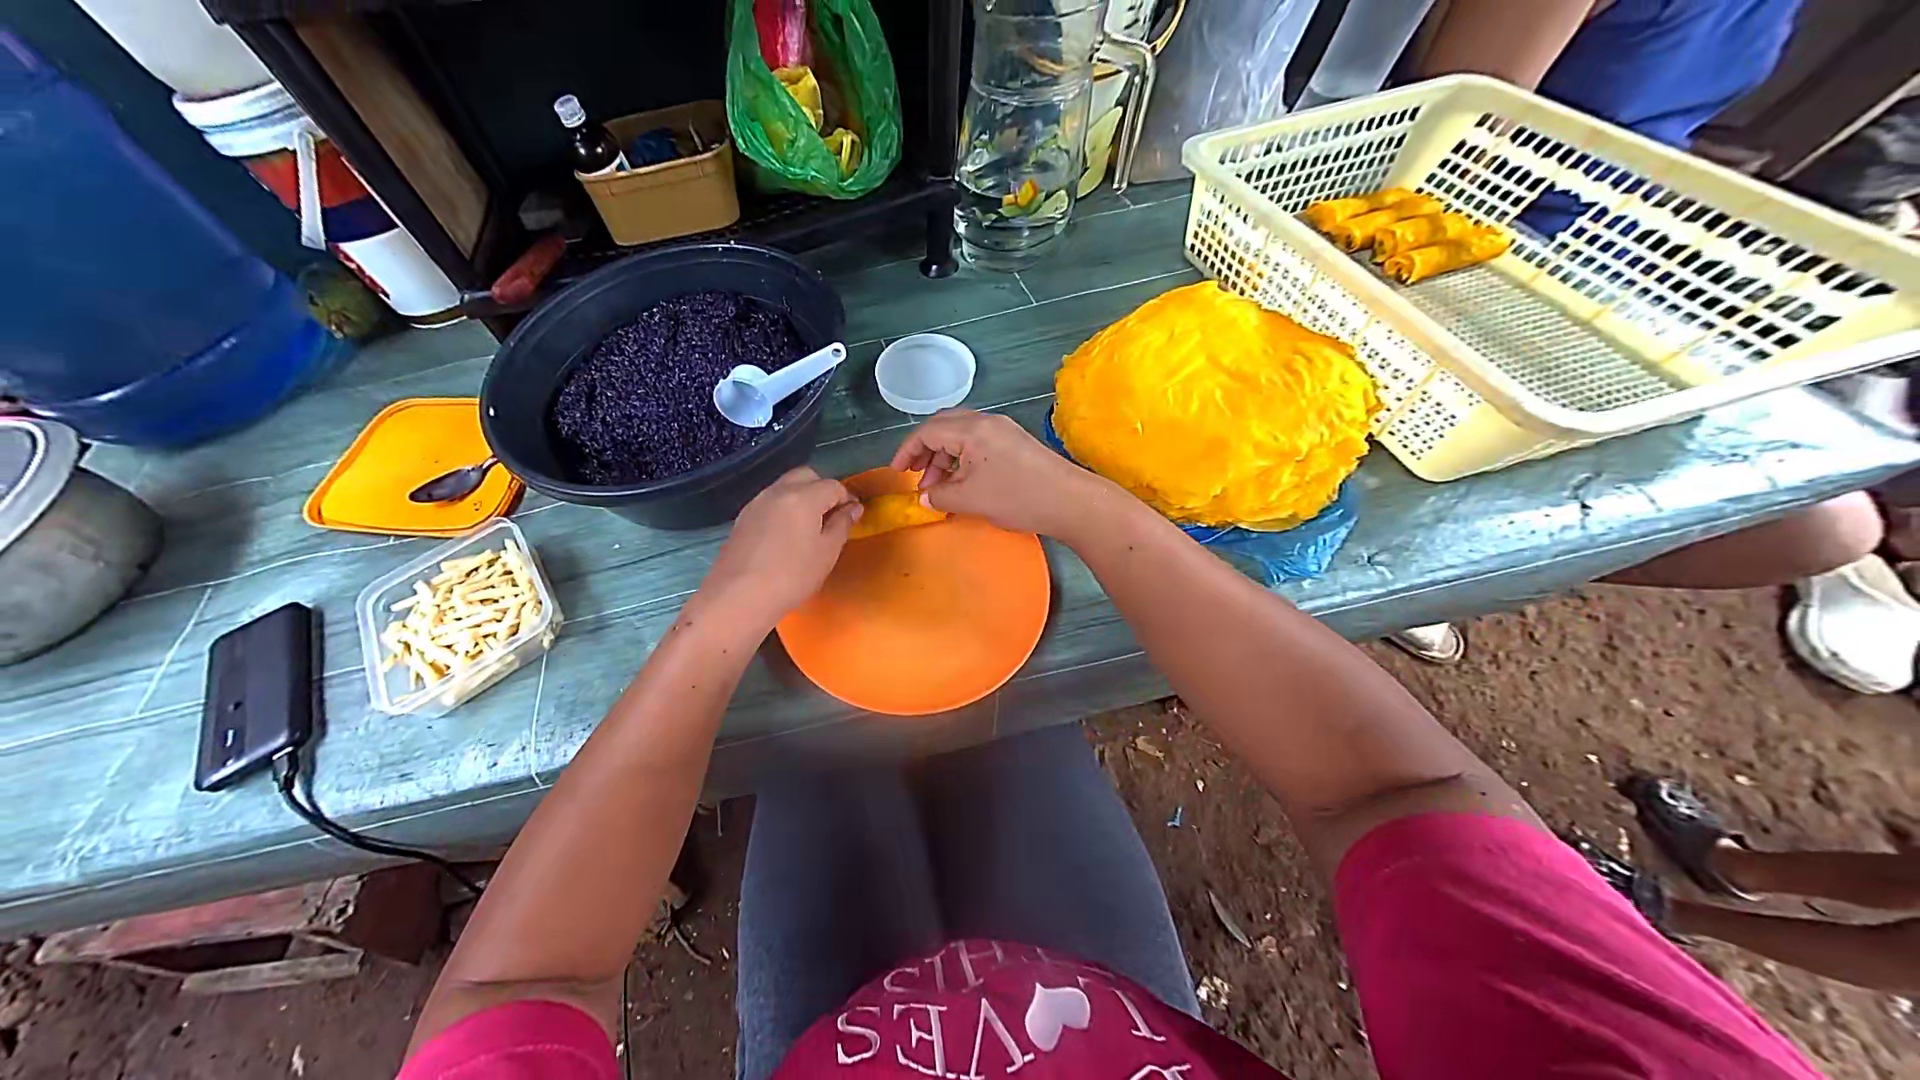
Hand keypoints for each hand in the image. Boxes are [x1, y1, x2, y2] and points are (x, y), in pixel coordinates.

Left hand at [698, 467, 861, 629]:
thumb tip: (853, 508)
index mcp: (803, 496)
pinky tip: (785, 536)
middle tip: (829, 517)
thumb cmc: (792, 576)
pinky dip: (783, 510)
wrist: (739, 597)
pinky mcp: (742, 518)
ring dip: (801, 498)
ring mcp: (756, 503)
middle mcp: (778, 491)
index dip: (846, 499)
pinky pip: (770, 503)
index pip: (833, 486)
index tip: (851, 518)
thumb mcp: (827, 553)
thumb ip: (842, 525)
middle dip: (822, 490)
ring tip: (808, 528)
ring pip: (785, 487)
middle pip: (806, 476)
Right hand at [889, 410, 1118, 540]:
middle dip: (925, 449)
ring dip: (944, 455)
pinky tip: (963, 480)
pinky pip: (978, 441)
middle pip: (944, 425)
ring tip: (939, 484)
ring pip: (961, 433)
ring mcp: (1004, 430)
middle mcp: (986, 422)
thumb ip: (940, 495)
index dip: (907, 450)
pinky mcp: (1015, 442)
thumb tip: (925, 497)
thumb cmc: (1018, 498)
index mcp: (971, 430)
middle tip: (917, 474)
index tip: (898, 471)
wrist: (1070, 501)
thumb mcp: (971, 500)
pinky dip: (962, 457)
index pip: (928, 431)